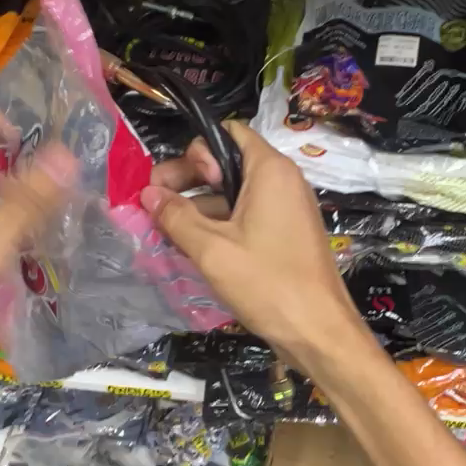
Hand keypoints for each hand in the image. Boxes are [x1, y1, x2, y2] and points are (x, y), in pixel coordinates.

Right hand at [141, 121, 370, 370]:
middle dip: (190, 181)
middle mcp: (283, 182)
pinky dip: (221, 228)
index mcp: (271, 170)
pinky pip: (248, 219)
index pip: (228, 134)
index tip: (180, 185)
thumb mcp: (212, 250)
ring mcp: (287, 210)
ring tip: (169, 235)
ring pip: (235, 195)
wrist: (318, 331)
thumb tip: (147, 194)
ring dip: (201, 209)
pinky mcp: (286, 236)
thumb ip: (176, 217)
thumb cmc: (268, 284)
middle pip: (228, 164)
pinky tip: (195, 250)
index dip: (196, 153)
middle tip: (157, 207)